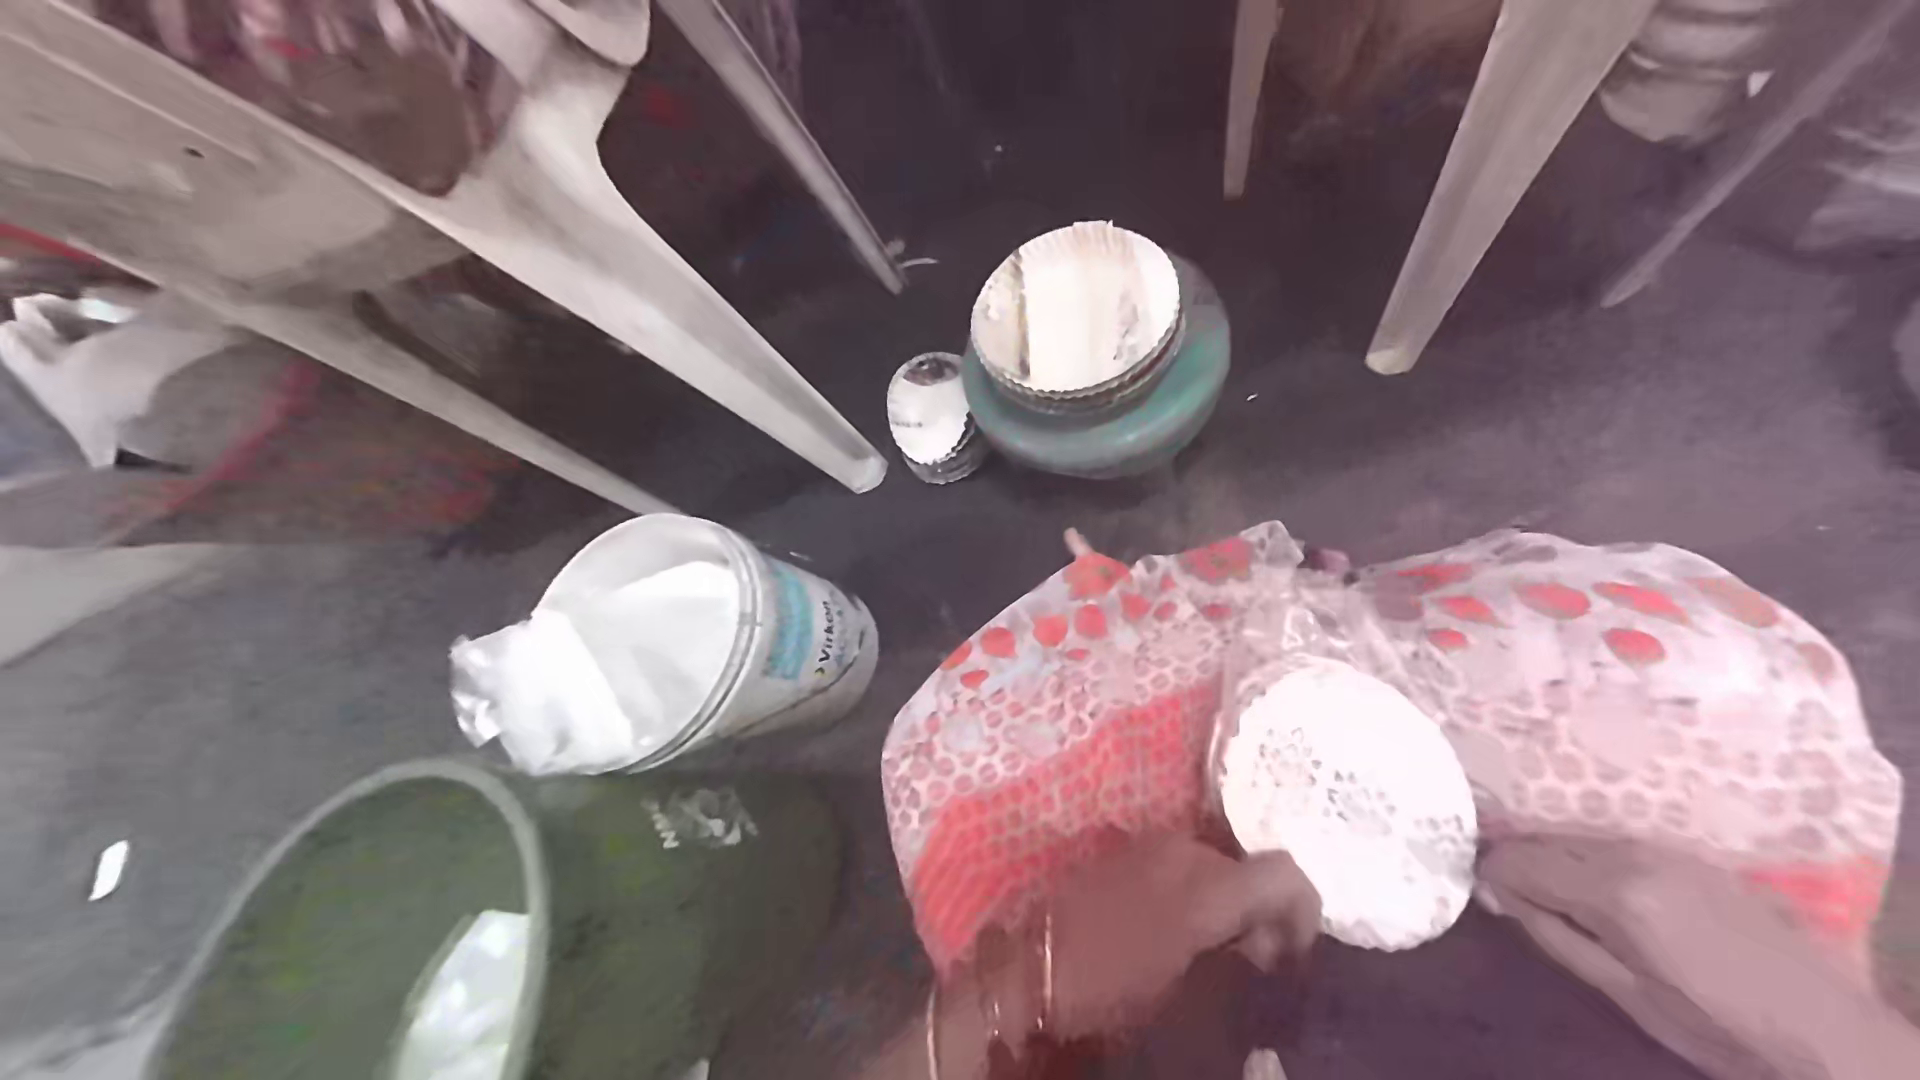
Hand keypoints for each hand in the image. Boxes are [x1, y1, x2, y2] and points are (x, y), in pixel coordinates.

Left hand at [1040, 833, 1319, 1038]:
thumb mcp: (1189, 991)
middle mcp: (1181, 848)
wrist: (1033, 965)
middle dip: (1261, 911)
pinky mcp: (1122, 847)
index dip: (1303, 911)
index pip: (1284, 872)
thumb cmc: (1112, 986)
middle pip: (1246, 868)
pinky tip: (1177, 927)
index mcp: (1206, 884)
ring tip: (1214, 949)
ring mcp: (1147, 842)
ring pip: (1211, 863)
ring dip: (1224, 900)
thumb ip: (1237, 958)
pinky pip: (1176, 861)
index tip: (1293, 955)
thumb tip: (1264, 946)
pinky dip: (1191, 888)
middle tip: (1254, 963)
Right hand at [1480, 837, 1909, 1079]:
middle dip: (1514, 862)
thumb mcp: (1625, 994)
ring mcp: (1661, 848)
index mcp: (1616, 894)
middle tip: (1509, 895)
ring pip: (1569, 835)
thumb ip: (1551, 934)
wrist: (1840, 1041)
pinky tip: (1595, 890)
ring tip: (1552, 894)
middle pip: (1538, 840)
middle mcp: (1631, 855)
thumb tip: (1496, 894)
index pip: (1517, 860)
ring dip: (1548, 858)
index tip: (1487, 896)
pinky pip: (1605, 841)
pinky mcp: (1682, 853)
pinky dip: (1582, 858)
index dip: (1490, 875)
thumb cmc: (1723, 1031)